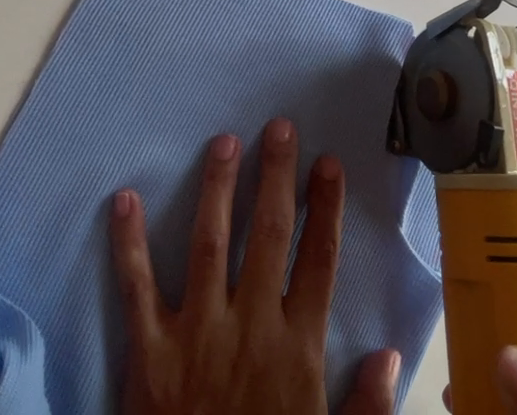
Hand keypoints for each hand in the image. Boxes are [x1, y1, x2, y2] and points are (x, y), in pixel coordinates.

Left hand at [109, 118, 401, 414]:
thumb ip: (365, 405)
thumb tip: (391, 356)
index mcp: (297, 346)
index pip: (318, 260)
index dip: (325, 208)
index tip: (327, 164)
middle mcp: (251, 325)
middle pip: (269, 236)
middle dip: (276, 177)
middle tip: (279, 129)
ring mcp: (198, 332)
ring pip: (210, 245)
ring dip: (219, 190)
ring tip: (224, 142)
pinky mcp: (150, 351)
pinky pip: (137, 288)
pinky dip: (129, 244)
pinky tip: (125, 199)